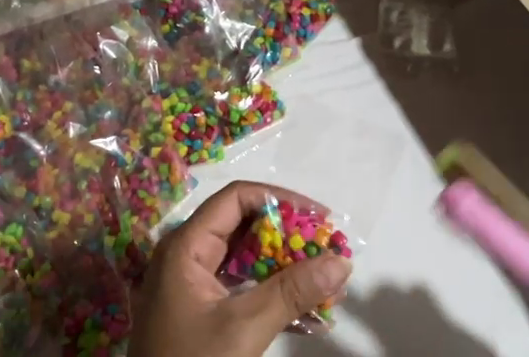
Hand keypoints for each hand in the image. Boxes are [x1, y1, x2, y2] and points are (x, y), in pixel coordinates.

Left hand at [131, 181, 354, 356]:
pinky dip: (273, 293)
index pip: (236, 198)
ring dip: (286, 268)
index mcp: (186, 246)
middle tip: (328, 248)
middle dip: (289, 237)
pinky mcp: (201, 313)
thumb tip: (343, 261)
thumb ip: (292, 292)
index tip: (319, 218)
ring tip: (327, 280)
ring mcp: (192, 286)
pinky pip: (242, 288)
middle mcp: (187, 256)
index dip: (279, 200)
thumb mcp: (243, 328)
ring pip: (246, 260)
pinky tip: (309, 309)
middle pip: (243, 226)